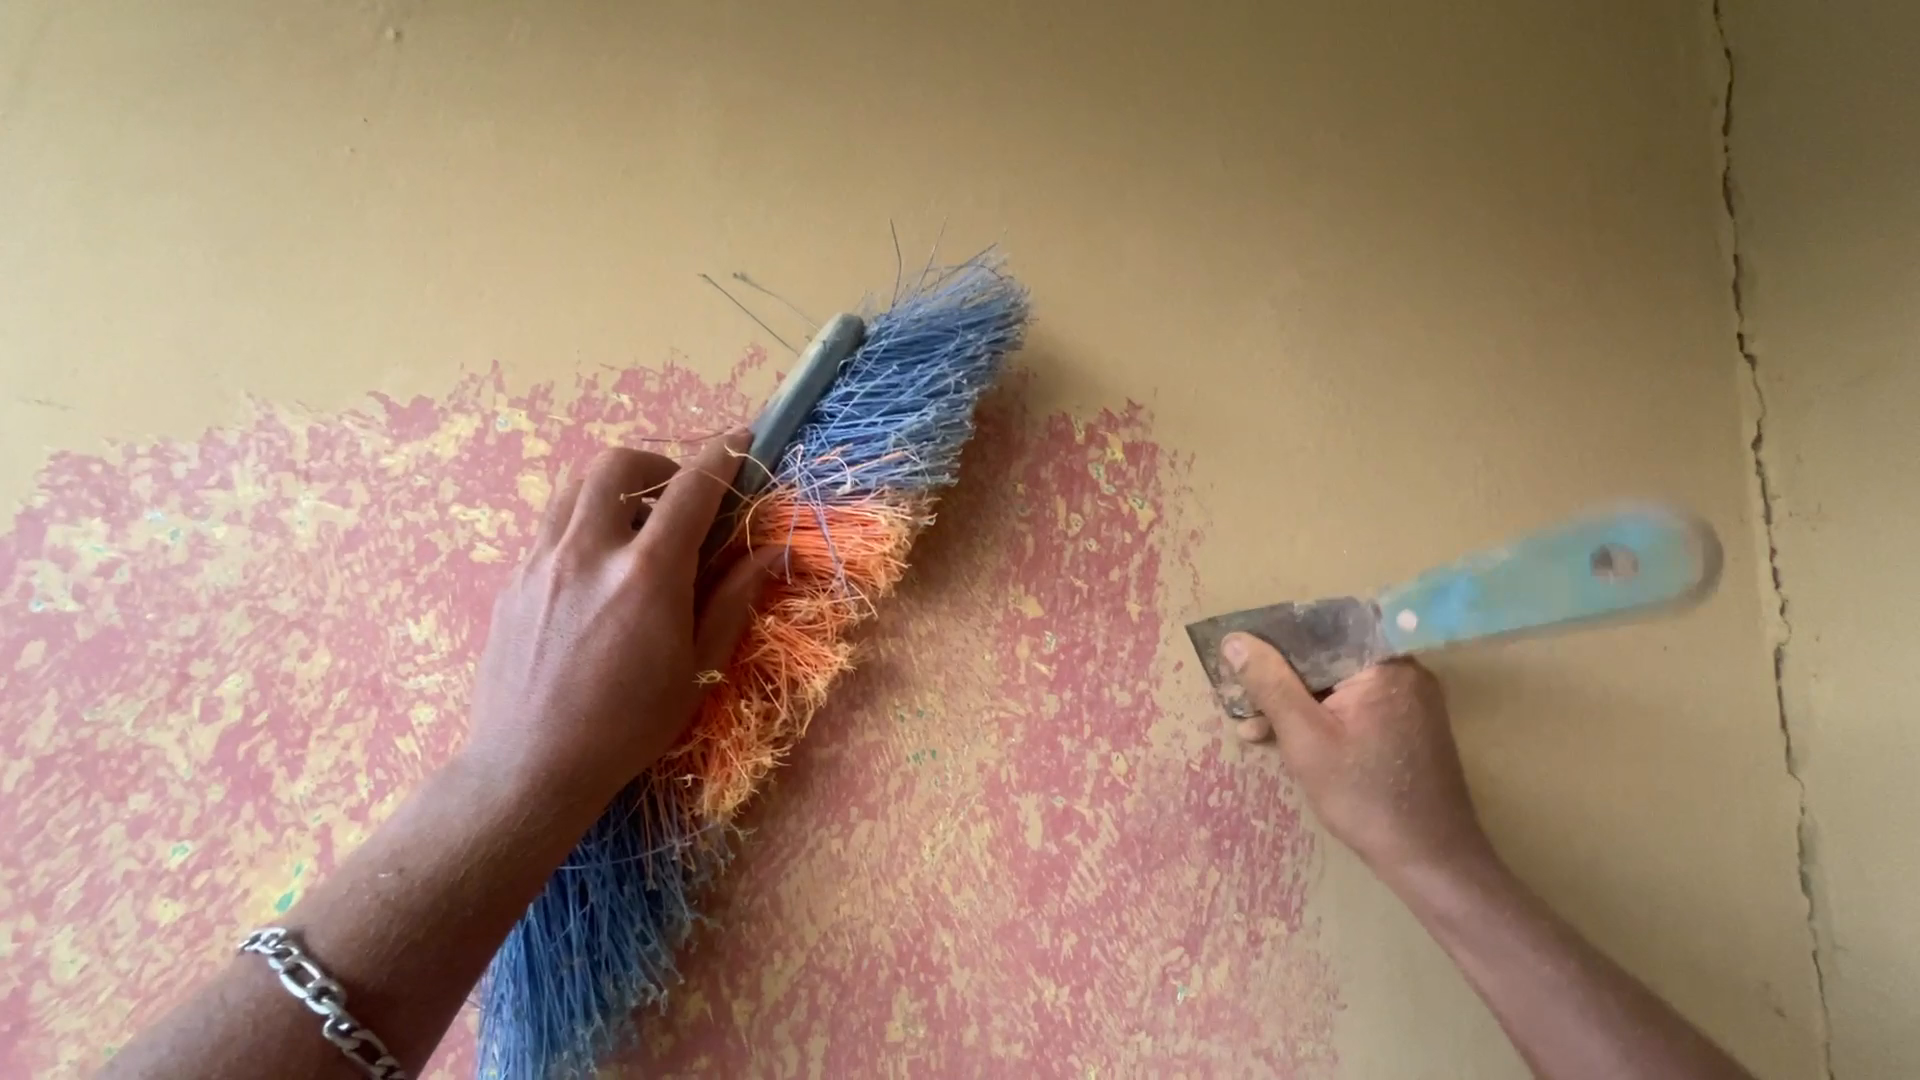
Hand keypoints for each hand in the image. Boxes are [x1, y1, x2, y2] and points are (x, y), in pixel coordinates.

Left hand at [465, 431, 780, 803]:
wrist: (529, 767)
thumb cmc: (630, 724)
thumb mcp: (698, 666)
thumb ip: (733, 597)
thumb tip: (773, 552)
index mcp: (647, 575)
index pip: (692, 490)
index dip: (722, 455)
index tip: (740, 438)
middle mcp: (589, 552)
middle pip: (618, 464)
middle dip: (658, 463)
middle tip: (679, 495)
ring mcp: (540, 562)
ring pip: (574, 484)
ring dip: (614, 485)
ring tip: (636, 521)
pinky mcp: (512, 580)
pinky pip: (551, 524)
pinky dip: (585, 521)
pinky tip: (598, 568)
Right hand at [1221, 634, 1490, 875]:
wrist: (1430, 861)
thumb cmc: (1364, 796)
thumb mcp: (1304, 737)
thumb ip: (1270, 683)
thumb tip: (1235, 640)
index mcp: (1384, 665)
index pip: (1322, 629)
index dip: (1276, 639)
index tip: (1242, 657)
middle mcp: (1402, 672)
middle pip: (1327, 658)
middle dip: (1280, 679)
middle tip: (1243, 701)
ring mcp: (1407, 701)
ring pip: (1335, 684)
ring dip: (1294, 704)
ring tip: (1255, 731)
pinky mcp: (1405, 726)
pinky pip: (1351, 706)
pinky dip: (1319, 719)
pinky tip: (1286, 741)